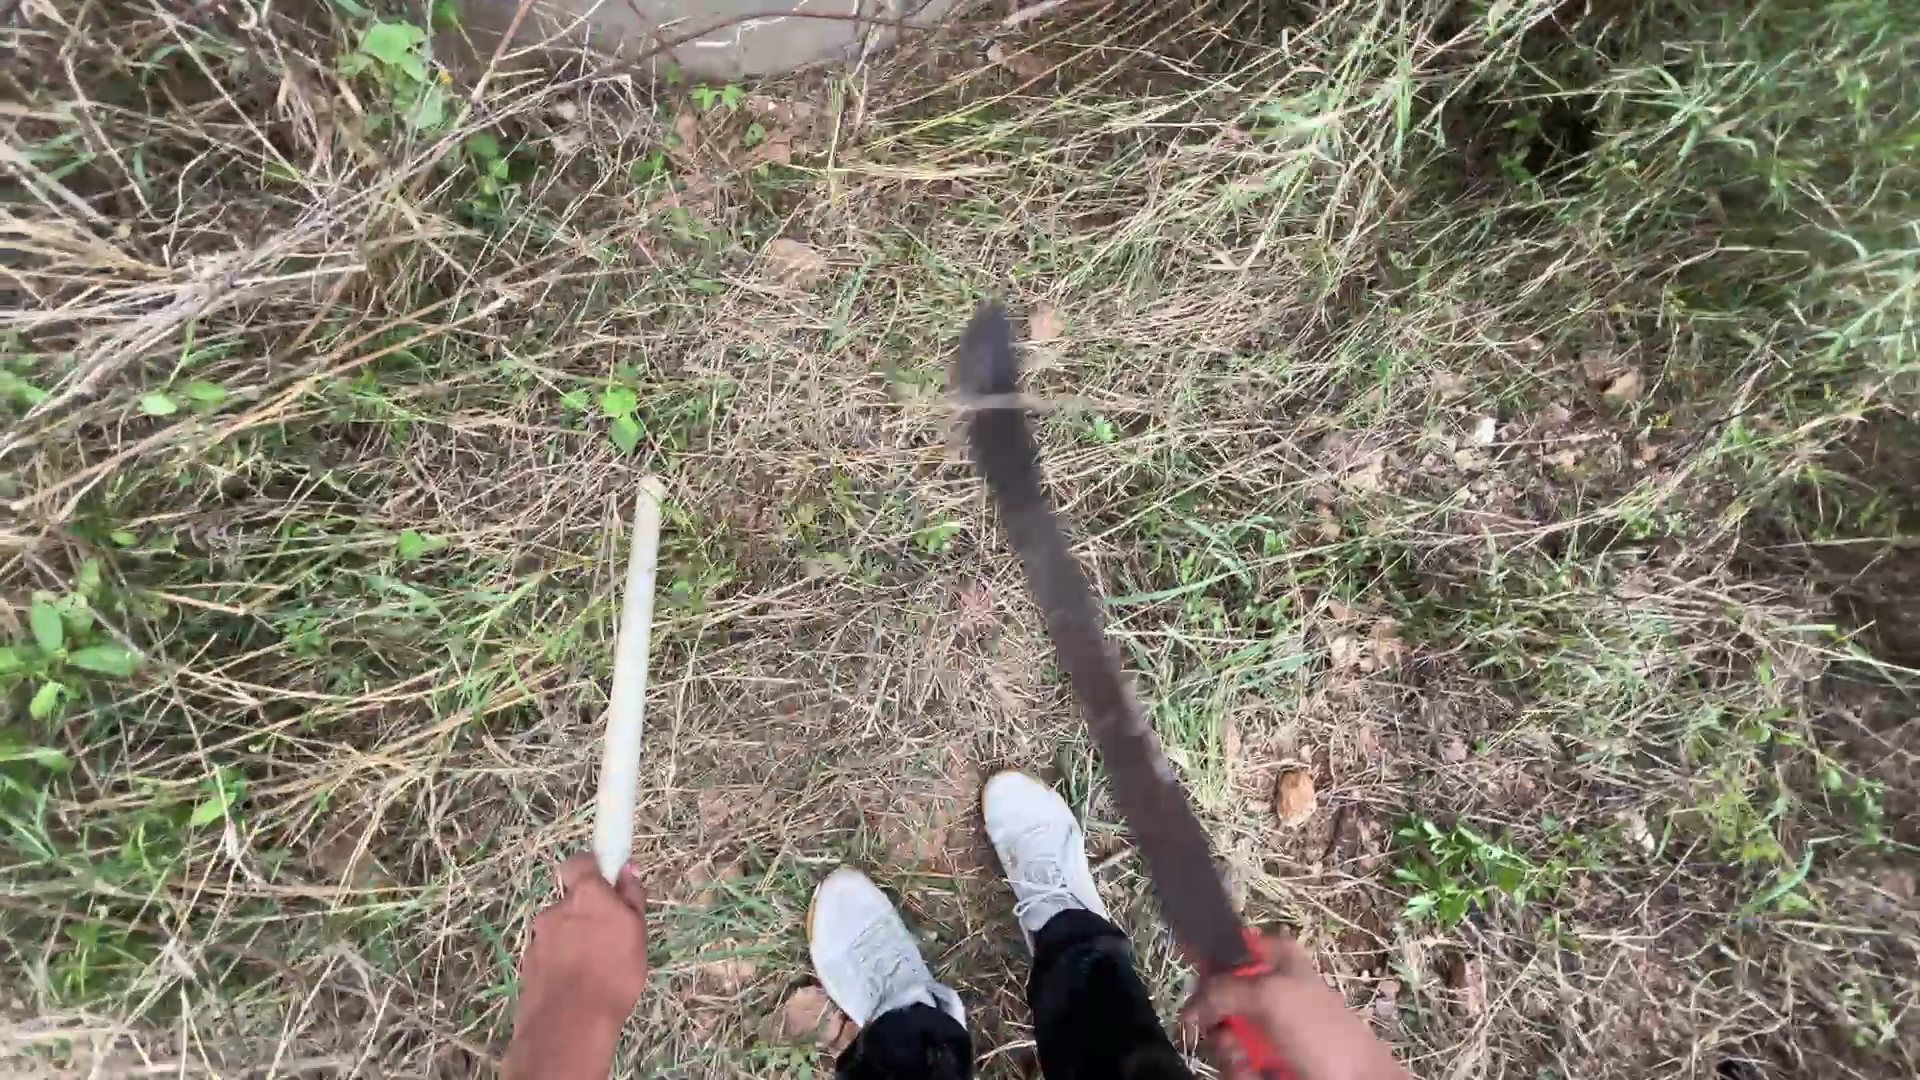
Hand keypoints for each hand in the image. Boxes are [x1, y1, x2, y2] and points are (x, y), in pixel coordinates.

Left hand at [503, 853, 648, 1079]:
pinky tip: (578, 983)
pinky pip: (550, 954)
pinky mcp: (527, 969)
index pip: (579, 861)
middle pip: (571, 900)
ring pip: (560, 930)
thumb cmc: (613, 973)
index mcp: (585, 896)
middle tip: (609, 934)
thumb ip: (631, 897)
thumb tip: (627, 870)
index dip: (591, 865)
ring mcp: (538, 942)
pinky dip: (562, 962)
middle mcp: (555, 911)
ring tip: (595, 966)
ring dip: (574, 939)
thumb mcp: (637, 931)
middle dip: (586, 912)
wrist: (568, 1029)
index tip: (606, 878)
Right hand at [1187, 935, 1407, 1079]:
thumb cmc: (1322, 1033)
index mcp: (1276, 958)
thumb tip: (1189, 1011)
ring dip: (1226, 1049)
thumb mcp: (1270, 996)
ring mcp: (1268, 1029)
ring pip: (1222, 1030)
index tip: (1188, 967)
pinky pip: (1234, 1061)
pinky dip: (1238, 1070)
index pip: (1228, 944)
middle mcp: (1269, 989)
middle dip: (1213, 1015)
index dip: (1204, 954)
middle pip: (1217, 992)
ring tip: (1245, 1062)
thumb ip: (1222, 991)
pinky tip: (1251, 1075)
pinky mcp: (1268, 1063)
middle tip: (1221, 1029)